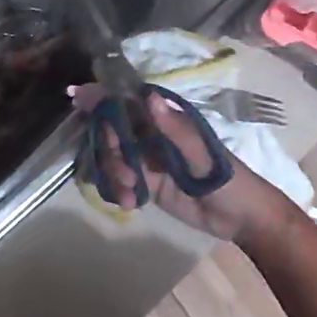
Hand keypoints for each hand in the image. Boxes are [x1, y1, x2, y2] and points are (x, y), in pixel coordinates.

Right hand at [72, 84, 300, 244]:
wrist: (242, 220)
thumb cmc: (228, 179)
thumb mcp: (204, 154)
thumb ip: (175, 128)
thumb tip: (148, 97)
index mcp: (165, 121)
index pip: (127, 102)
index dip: (101, 96)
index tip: (75, 96)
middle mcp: (150, 136)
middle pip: (111, 132)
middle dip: (108, 151)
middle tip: (123, 173)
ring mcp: (144, 160)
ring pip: (110, 158)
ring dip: (112, 175)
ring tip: (130, 194)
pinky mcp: (143, 183)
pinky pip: (116, 180)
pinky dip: (117, 191)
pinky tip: (130, 203)